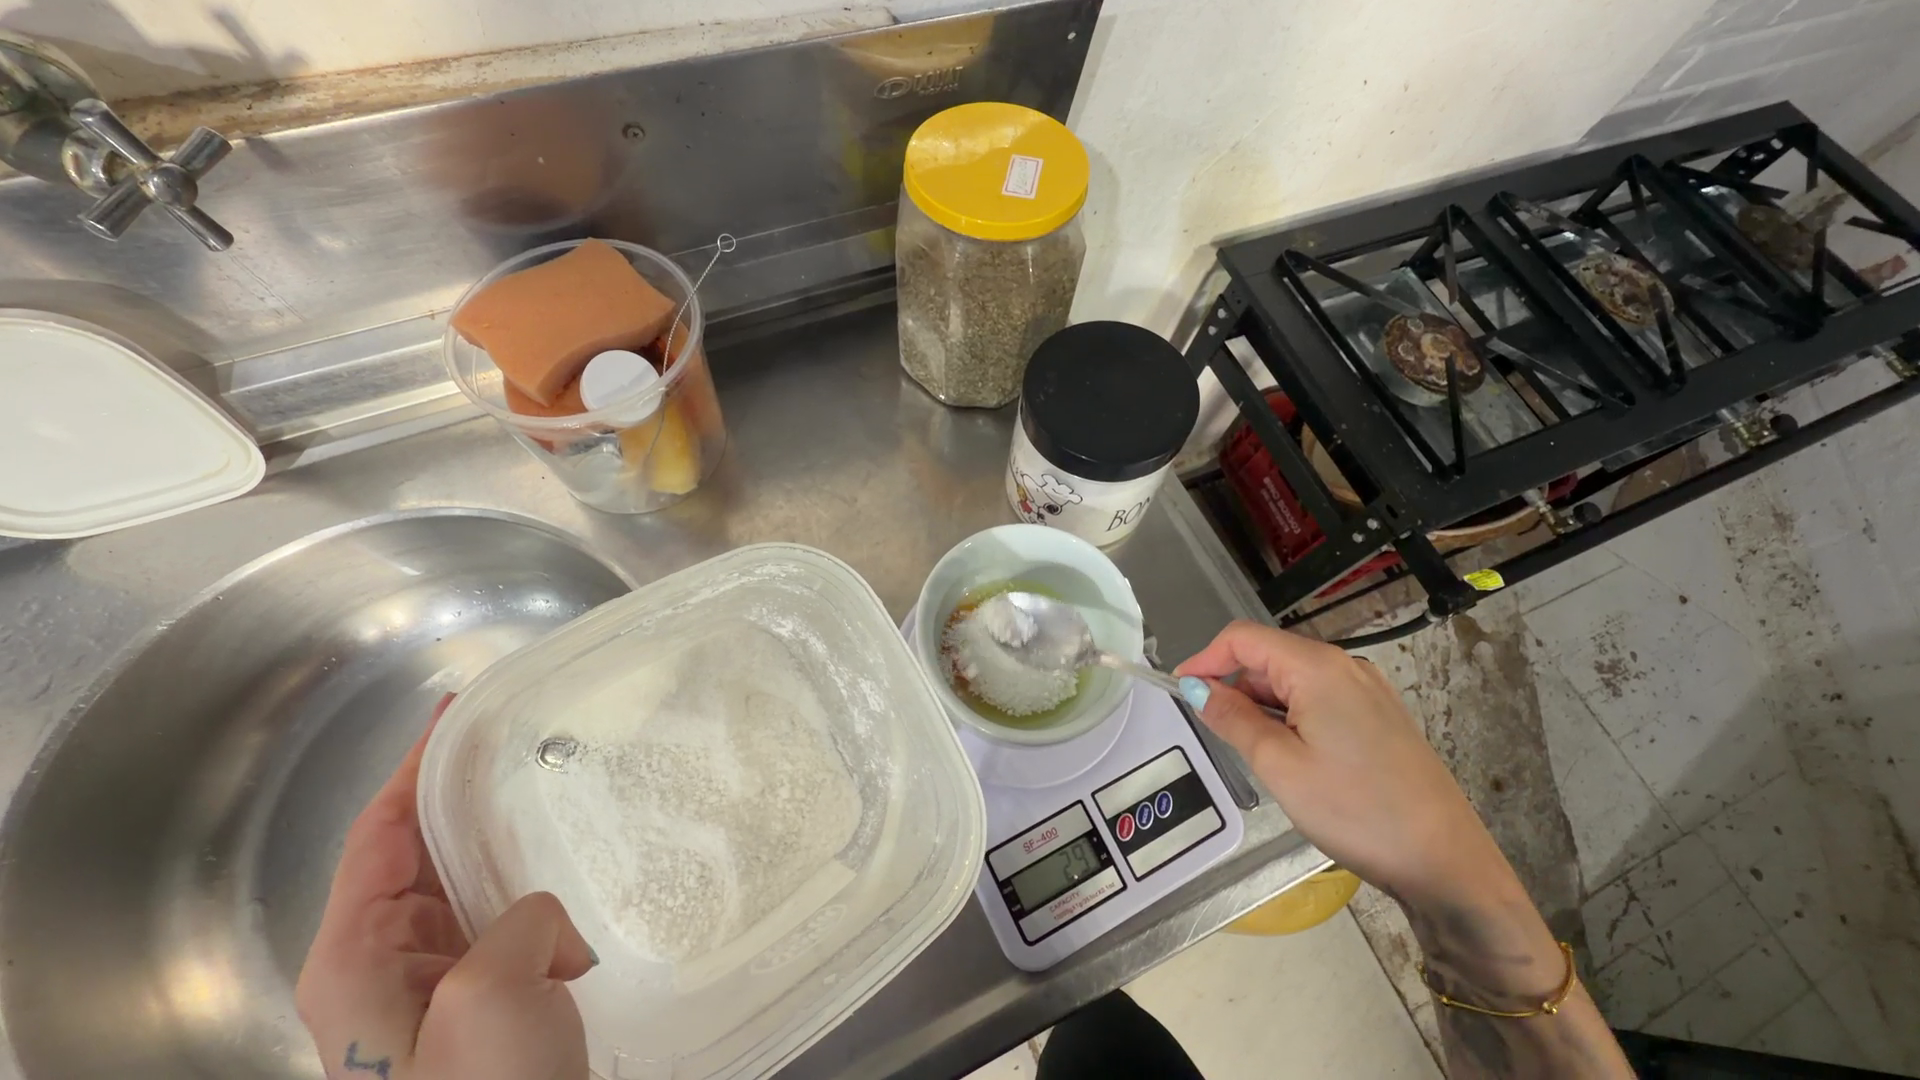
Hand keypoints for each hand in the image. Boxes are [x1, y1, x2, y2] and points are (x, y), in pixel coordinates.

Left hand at [297, 695, 595, 1079]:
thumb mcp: (495, 991)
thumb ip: (522, 919)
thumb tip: (545, 922)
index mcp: (355, 957)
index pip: (378, 834)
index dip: (413, 766)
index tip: (452, 712)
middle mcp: (379, 967)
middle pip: (415, 854)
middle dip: (460, 798)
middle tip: (514, 743)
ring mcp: (429, 988)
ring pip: (462, 889)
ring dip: (503, 851)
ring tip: (549, 805)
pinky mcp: (474, 1004)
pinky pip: (499, 926)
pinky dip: (535, 903)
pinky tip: (575, 907)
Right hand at [1174, 621, 1513, 906]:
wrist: (1445, 860)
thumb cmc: (1354, 808)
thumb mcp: (1279, 765)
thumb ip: (1233, 719)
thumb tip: (1197, 688)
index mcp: (1318, 668)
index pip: (1243, 638)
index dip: (1204, 658)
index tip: (1179, 691)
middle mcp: (1345, 666)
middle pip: (1269, 656)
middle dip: (1232, 684)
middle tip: (1213, 732)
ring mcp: (1367, 691)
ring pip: (1293, 680)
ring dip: (1260, 704)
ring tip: (1251, 751)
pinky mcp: (1379, 716)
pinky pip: (1319, 699)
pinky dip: (1289, 715)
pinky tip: (1288, 754)